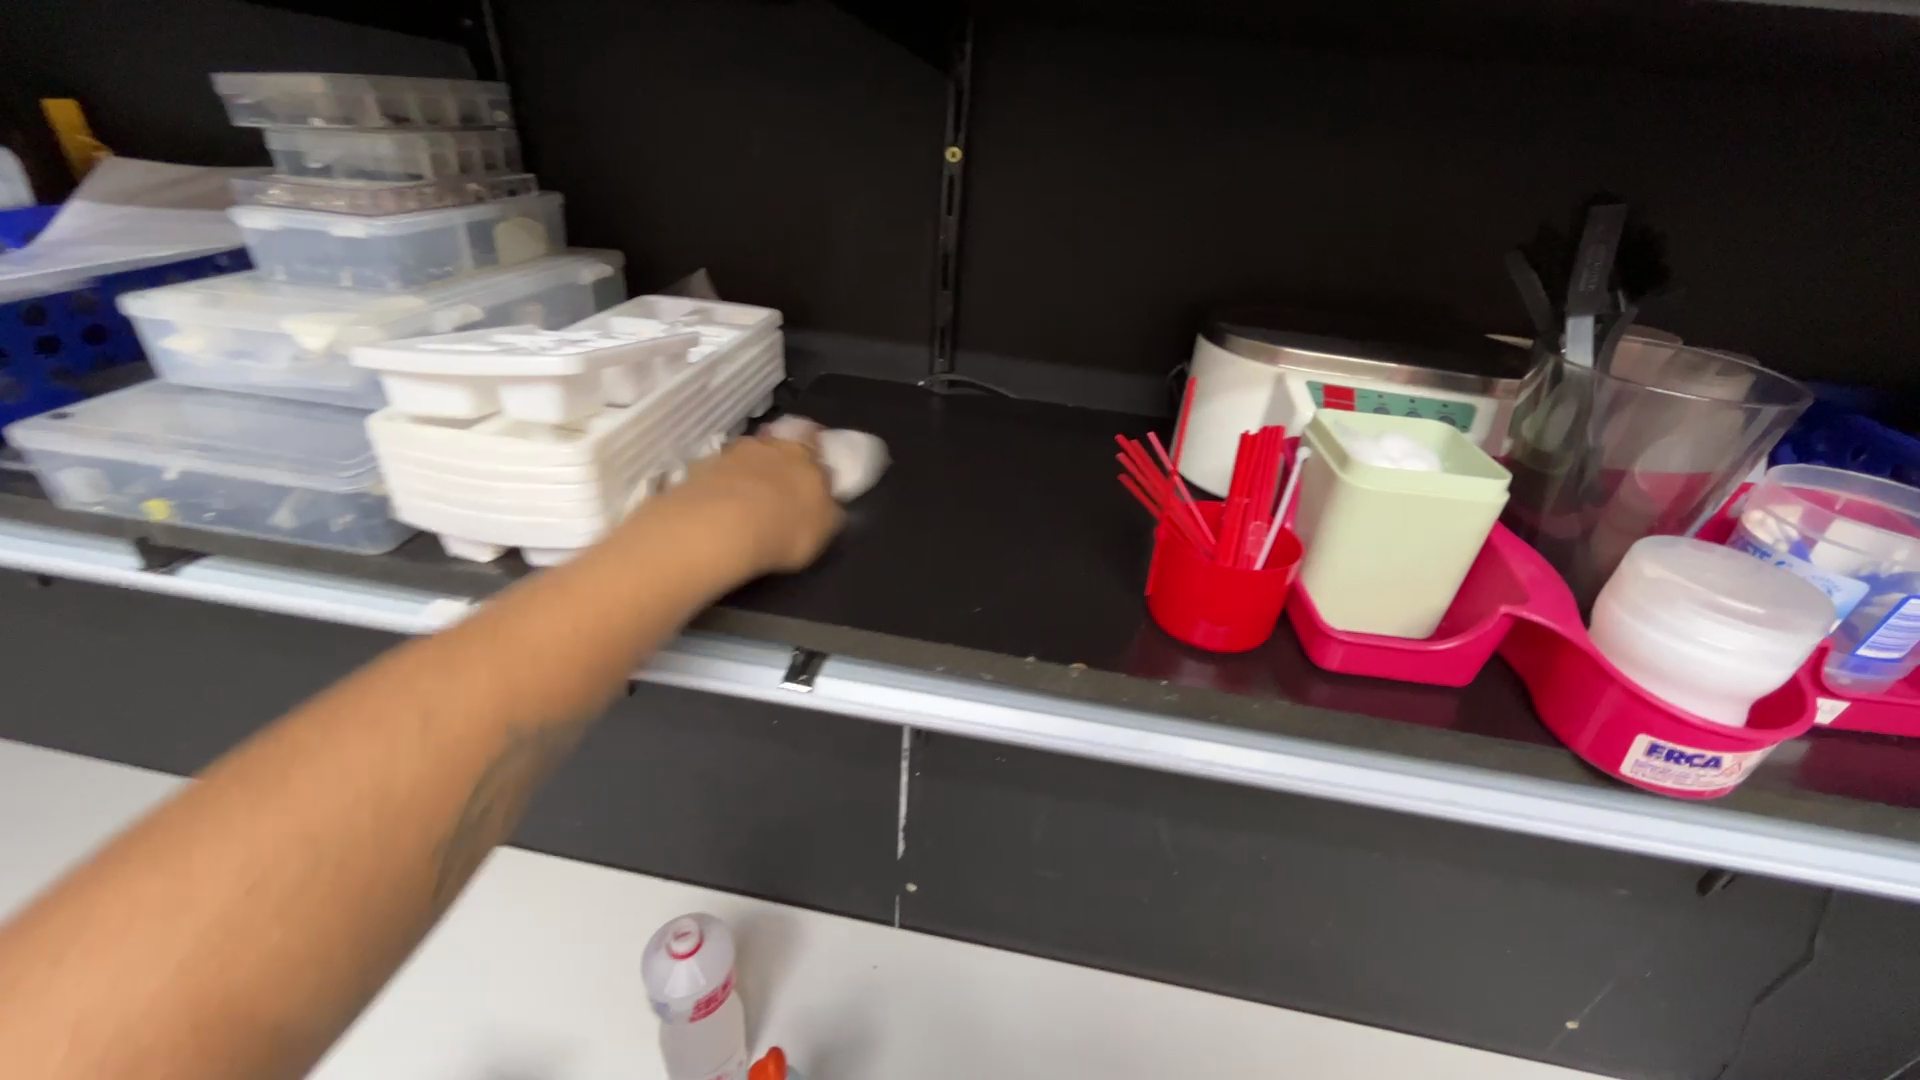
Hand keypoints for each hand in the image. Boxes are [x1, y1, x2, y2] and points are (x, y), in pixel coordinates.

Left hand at [672, 425, 843, 575]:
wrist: (721, 528)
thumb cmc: (786, 526)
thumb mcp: (825, 527)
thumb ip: (830, 510)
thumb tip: (831, 504)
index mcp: (805, 453)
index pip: (812, 435)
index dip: (812, 446)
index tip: (812, 461)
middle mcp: (767, 444)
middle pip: (775, 445)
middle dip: (777, 461)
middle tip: (778, 486)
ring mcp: (730, 455)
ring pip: (744, 459)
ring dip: (746, 475)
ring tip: (746, 502)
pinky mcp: (698, 471)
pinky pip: (717, 476)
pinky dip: (721, 489)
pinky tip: (721, 511)